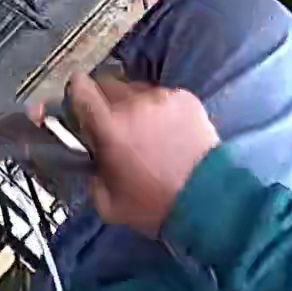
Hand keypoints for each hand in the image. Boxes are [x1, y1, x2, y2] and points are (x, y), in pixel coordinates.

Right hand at [69, 73, 220, 237]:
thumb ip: (90, 173)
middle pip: (106, 83)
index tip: (81, 102)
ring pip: (136, 88)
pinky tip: (173, 131)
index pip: (80, 87)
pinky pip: (163, 95)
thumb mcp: (109, 202)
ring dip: (135, 104)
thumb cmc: (156, 206)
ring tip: (150, 130)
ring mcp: (160, 97)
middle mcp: (132, 104)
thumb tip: (88, 157)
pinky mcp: (185, 97)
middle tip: (116, 122)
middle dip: (106, 100)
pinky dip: (162, 109)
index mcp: (109, 127)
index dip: (78, 91)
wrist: (213, 205)